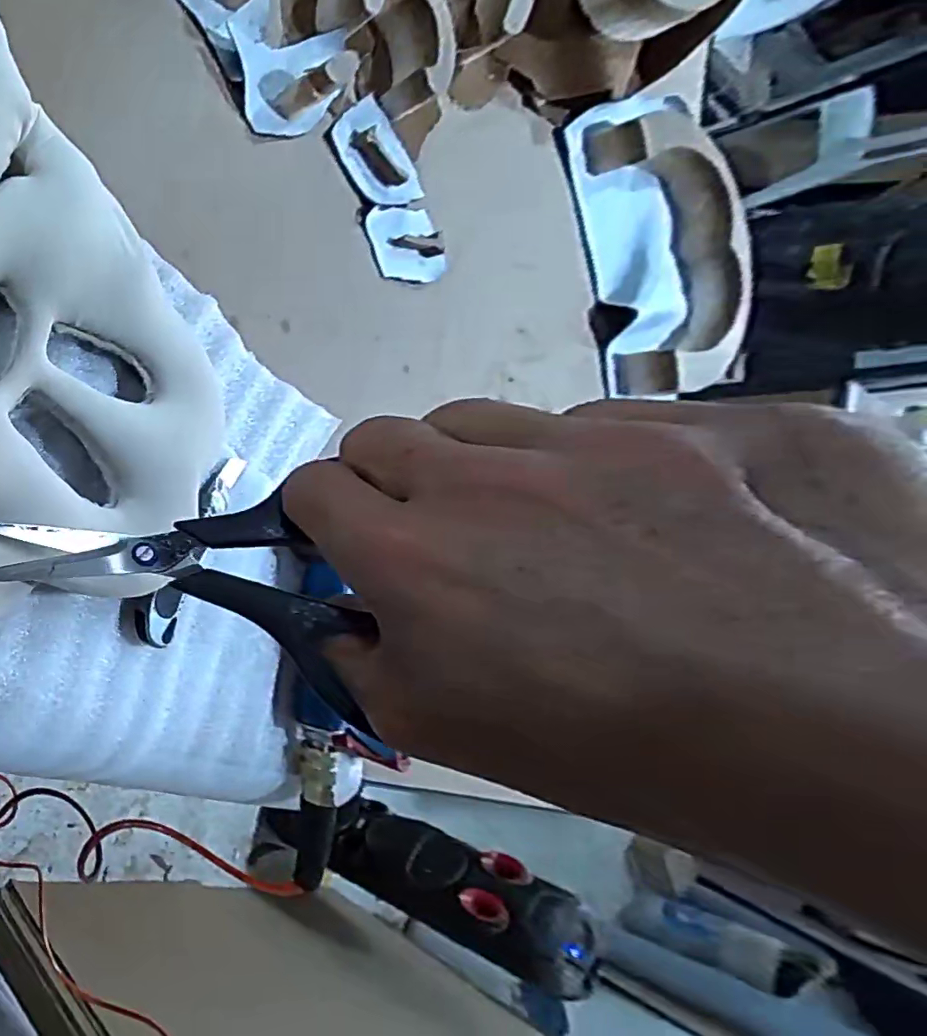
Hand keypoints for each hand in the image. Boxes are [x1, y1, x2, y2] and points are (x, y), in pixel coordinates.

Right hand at [282, 398, 926, 941]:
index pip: (311, 487)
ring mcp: (604, 441)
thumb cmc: (606, 745)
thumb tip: (333, 617)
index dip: (313, 511)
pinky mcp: (715, 422)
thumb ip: (347, 656)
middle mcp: (483, 480)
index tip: (335, 535)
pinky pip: (609, 424)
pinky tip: (649, 523)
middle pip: (378, 436)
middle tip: (423, 527)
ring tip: (534, 521)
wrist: (860, 751)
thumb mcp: (427, 725)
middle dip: (377, 477)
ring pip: (481, 419)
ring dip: (476, 464)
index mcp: (407, 551)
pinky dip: (595, 466)